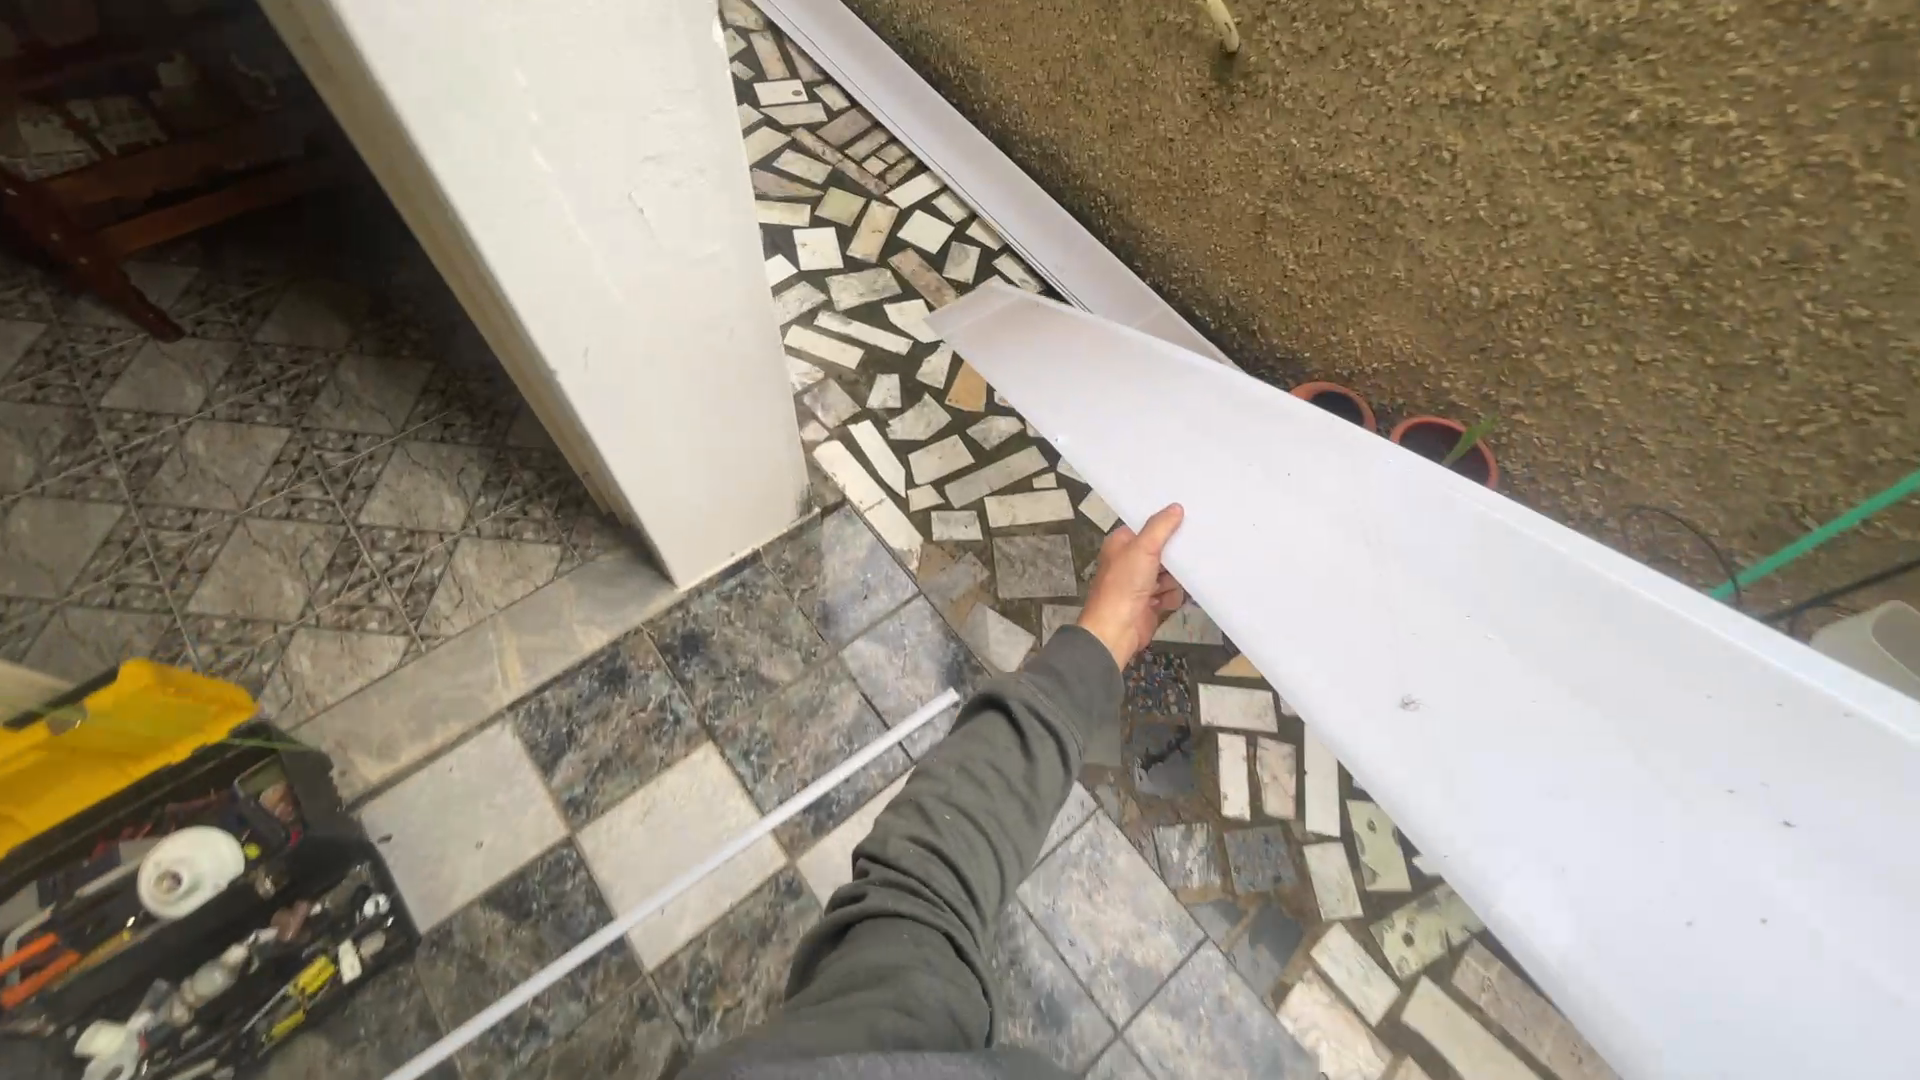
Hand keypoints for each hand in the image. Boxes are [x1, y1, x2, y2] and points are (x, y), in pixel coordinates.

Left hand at [1076, 503, 1186, 669]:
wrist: (1116, 630)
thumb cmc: (1122, 586)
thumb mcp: (1142, 549)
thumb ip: (1160, 527)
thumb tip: (1175, 508)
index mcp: (1122, 544)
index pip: (1148, 527)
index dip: (1165, 526)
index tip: (1187, 521)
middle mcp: (1130, 561)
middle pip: (1164, 551)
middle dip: (1174, 559)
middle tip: (1180, 560)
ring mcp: (1141, 583)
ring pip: (1171, 574)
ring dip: (1172, 582)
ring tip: (1162, 587)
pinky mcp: (1151, 602)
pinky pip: (1172, 593)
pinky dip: (1170, 598)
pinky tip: (1161, 602)